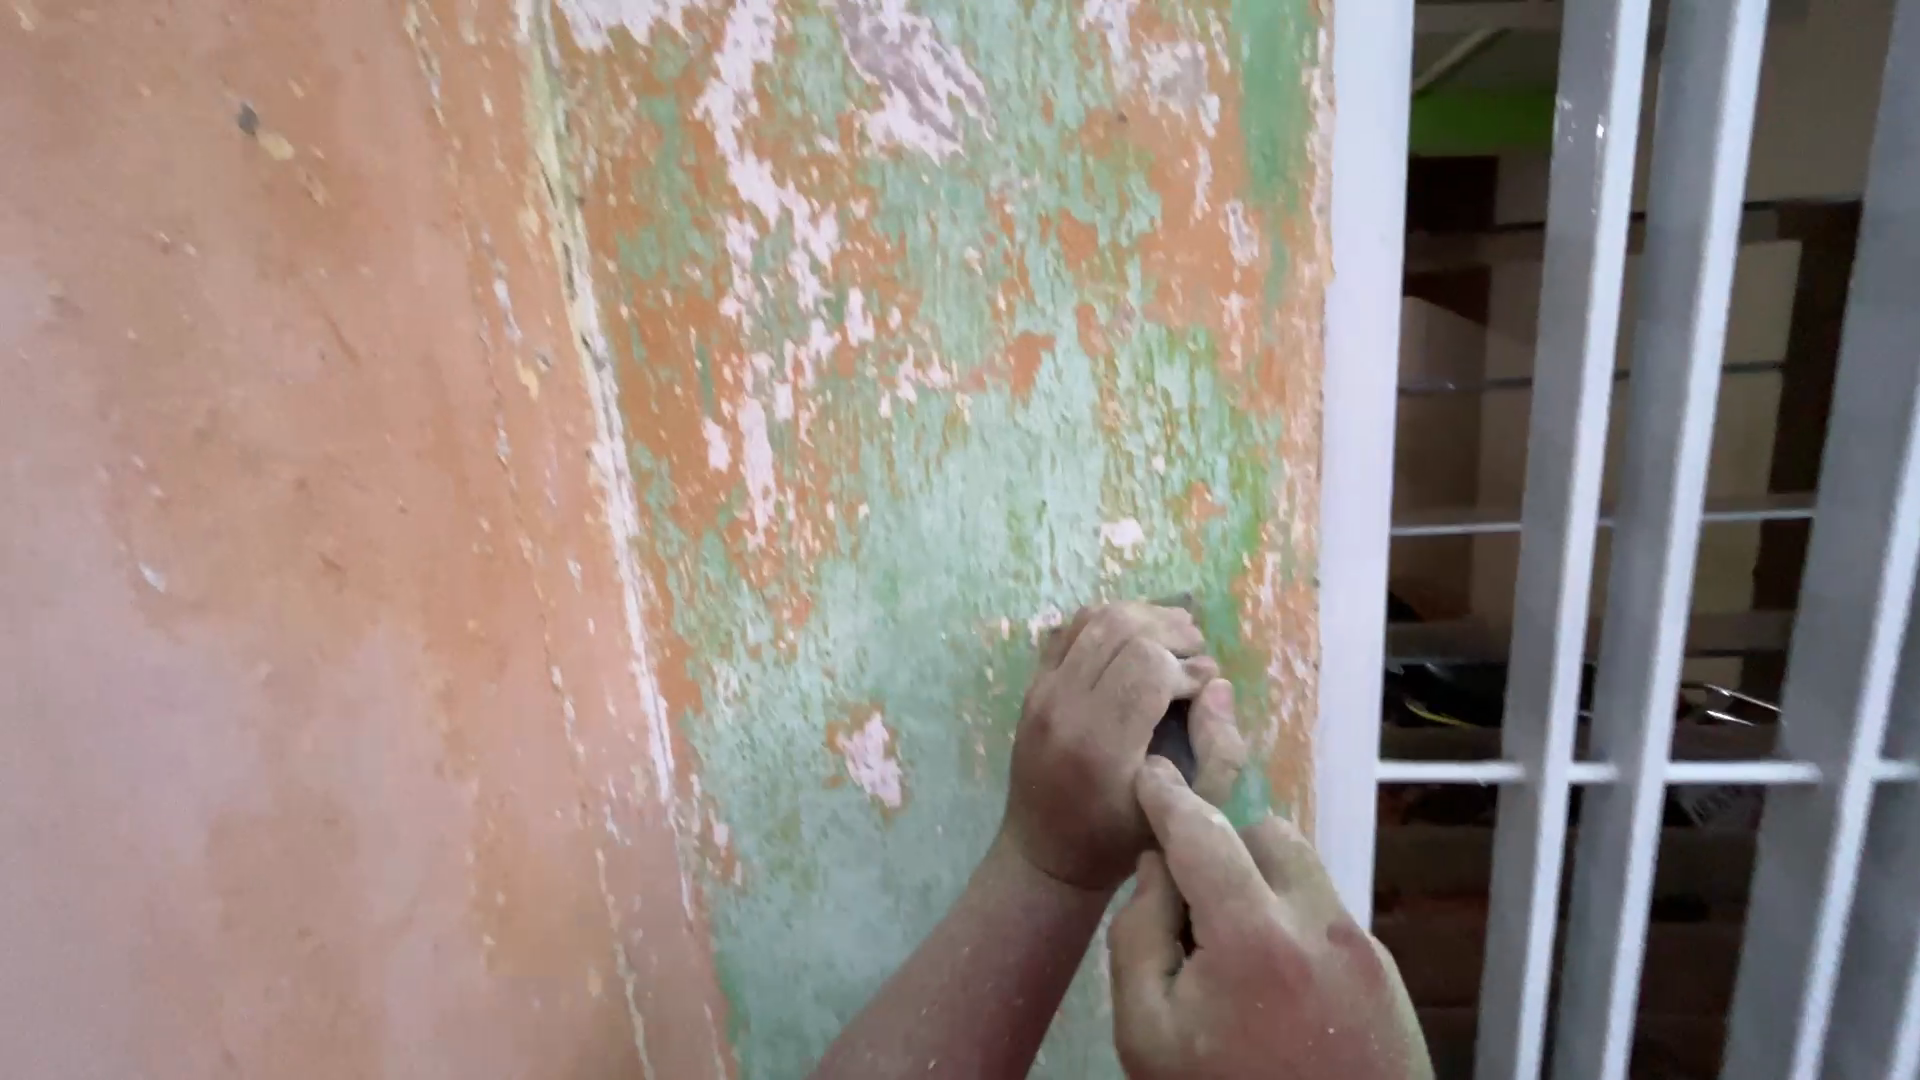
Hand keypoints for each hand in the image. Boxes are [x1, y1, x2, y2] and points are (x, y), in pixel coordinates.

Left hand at [1000, 603, 1229, 890]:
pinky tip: (1135, 638)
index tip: (1205, 682)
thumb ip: (1220, 750)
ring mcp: (1041, 691)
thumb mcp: (1188, 813)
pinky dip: (1107, 620)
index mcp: (1101, 743)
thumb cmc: (1121, 839)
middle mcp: (1063, 706)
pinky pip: (1069, 629)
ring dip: (1141, 617)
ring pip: (1093, 618)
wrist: (1046, 851)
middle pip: (1120, 629)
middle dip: (1170, 630)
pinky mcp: (1032, 685)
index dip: (1187, 664)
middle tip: (1196, 650)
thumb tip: (1216, 681)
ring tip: (1173, 637)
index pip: (1147, 665)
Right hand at [1109, 760, 1432, 1079]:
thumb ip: (1138, 932)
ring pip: (1303, 866)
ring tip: (1237, 938)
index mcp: (1255, 936)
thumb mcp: (1145, 1031)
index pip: (1201, 831)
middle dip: (1223, 840)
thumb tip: (1160, 866)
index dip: (1168, 794)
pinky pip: (1326, 912)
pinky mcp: (1387, 978)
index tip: (1151, 768)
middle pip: (1265, 832)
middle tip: (1194, 891)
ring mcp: (1364, 951)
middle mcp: (1320, 925)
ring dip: (1261, 874)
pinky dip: (1292, 915)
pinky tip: (1278, 978)